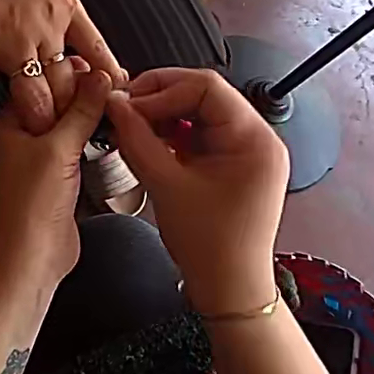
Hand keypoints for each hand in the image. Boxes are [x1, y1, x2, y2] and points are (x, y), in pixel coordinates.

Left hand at [0, 0, 121, 150]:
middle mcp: (10, 43)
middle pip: (33, 104)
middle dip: (37, 129)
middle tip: (37, 136)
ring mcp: (45, 28)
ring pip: (66, 86)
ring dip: (70, 109)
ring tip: (71, 122)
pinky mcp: (72, 12)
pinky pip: (94, 49)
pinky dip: (107, 72)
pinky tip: (115, 91)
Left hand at [0, 56, 111, 277]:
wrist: (30, 257)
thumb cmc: (27, 208)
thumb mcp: (57, 149)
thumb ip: (80, 111)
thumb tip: (100, 80)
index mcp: (9, 123)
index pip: (40, 82)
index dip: (71, 74)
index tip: (101, 68)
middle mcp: (21, 137)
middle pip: (56, 103)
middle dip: (85, 94)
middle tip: (116, 84)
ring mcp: (39, 157)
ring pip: (68, 125)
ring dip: (91, 116)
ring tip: (118, 102)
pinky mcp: (56, 176)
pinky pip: (75, 148)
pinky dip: (92, 138)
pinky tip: (111, 130)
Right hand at [104, 68, 288, 314]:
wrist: (228, 286)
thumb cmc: (210, 245)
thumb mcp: (165, 184)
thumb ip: (137, 137)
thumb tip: (116, 104)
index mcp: (253, 140)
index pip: (206, 88)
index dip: (161, 89)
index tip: (127, 103)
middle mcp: (256, 139)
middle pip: (203, 93)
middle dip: (159, 97)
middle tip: (125, 109)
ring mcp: (244, 150)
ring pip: (198, 110)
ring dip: (162, 113)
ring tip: (133, 126)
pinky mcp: (230, 161)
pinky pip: (197, 131)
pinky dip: (170, 130)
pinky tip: (148, 141)